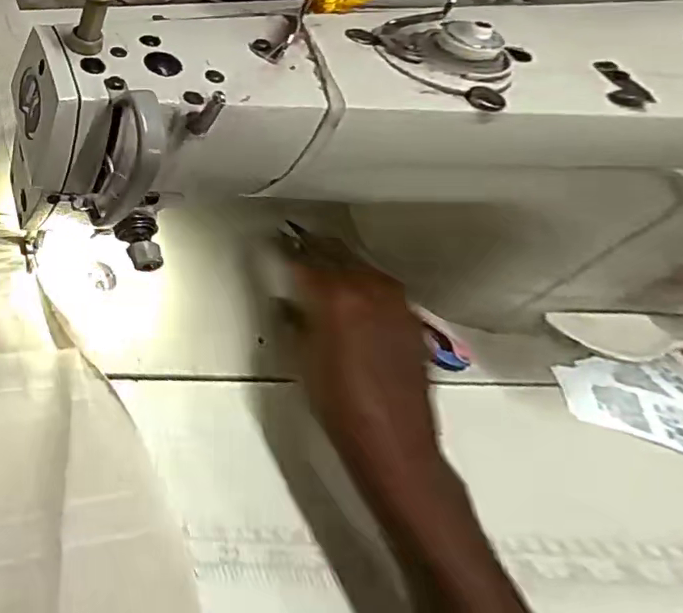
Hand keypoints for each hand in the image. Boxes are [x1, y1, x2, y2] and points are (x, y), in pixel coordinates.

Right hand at [284, 232, 531, 611]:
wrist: (391, 440)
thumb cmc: (334, 398)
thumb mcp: (299, 351)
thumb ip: (294, 315)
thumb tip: (288, 299)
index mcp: (335, 295)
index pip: (304, 257)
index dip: (285, 247)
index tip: (272, 241)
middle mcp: (369, 291)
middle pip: (337, 254)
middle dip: (313, 246)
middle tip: (291, 241)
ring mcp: (396, 306)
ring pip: (362, 266)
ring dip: (340, 259)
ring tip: (319, 259)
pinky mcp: (411, 322)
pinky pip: (381, 286)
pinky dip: (362, 279)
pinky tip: (351, 289)